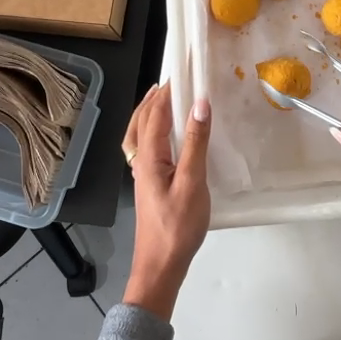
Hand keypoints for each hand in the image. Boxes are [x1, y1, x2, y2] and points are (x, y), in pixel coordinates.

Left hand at [119, 82, 210, 320]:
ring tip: (162, 99)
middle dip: (156, 97)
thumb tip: (200, 105)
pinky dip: (151, 132)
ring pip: (139, 135)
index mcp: (149, 157)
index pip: (156, 114)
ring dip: (149, 113)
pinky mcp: (149, 185)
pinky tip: (164, 138)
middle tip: (174, 80)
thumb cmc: (177, 227)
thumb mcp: (192, 184)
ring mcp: (142, 175)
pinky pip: (144, 148)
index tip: (183, 72)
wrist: (160, 267)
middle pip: (143, 121)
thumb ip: (196, 143)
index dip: (168, 91)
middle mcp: (141, 162)